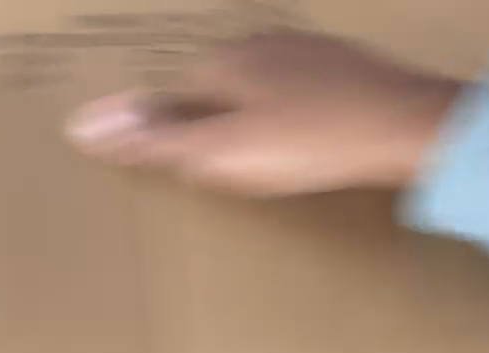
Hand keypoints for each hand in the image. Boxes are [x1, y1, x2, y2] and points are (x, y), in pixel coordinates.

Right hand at [64, 31, 463, 195]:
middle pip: (211, 98)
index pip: (173, 105)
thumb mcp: (219, 150)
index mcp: (221, 61)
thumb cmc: (306, 142)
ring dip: (252, 130)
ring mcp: (301, 48)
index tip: (210, 174)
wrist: (402, 127)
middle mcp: (258, 41)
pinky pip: (291, 95)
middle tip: (245, 173)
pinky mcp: (335, 64)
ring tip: (278, 162)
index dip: (185, 148)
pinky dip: (289, 122)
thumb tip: (86, 124)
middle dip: (216, 138)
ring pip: (252, 95)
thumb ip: (155, 139)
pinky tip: (308, 143)